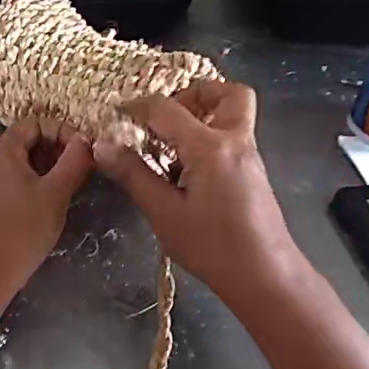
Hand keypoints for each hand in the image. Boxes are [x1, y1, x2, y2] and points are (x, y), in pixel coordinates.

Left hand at [0, 119, 92, 309]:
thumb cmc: (25, 228)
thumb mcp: (56, 192)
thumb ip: (74, 161)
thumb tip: (88, 140)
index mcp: (4, 151)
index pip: (36, 122)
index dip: (62, 130)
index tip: (84, 149)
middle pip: (31, 137)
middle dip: (60, 146)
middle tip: (84, 164)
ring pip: (29, 157)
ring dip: (54, 163)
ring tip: (77, 178)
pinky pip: (23, 174)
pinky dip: (43, 177)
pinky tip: (60, 192)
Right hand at [92, 82, 306, 299]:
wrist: (265, 276)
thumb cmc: (212, 246)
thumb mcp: (164, 212)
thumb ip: (134, 175)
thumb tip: (103, 146)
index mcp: (210, 146)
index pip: (167, 109)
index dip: (136, 108)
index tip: (115, 119)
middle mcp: (236, 141)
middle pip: (226, 93)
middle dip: (193, 94)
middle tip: (164, 118)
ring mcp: (249, 157)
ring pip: (232, 114)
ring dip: (202, 117)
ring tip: (169, 147)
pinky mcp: (252, 174)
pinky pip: (232, 138)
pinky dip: (208, 139)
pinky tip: (184, 172)